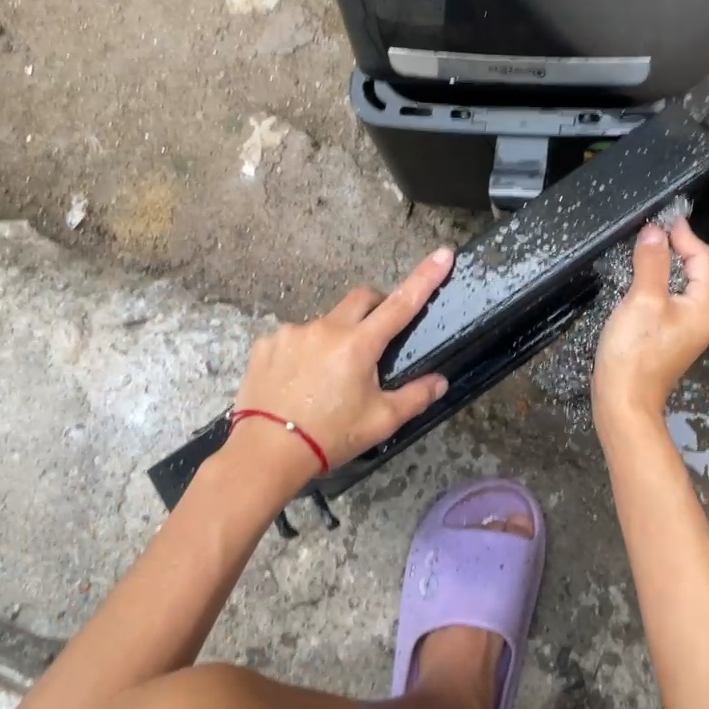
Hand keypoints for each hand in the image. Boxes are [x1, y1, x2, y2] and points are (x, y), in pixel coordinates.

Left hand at [229, 248, 453, 476]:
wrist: (265, 453)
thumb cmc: (329, 437)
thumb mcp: (380, 422)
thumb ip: (415, 397)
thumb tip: (439, 381)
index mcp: (358, 345)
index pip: (401, 303)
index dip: (425, 278)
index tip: (443, 254)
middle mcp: (326, 329)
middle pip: (361, 299)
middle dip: (375, 308)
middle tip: (377, 339)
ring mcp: (292, 333)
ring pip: (325, 323)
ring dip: (335, 338)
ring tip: (327, 378)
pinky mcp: (266, 344)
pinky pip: (293, 338)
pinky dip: (303, 352)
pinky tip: (299, 382)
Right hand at [593, 217, 708, 427]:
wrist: (623, 401)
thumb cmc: (635, 353)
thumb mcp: (642, 300)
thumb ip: (651, 262)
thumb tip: (655, 231)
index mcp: (705, 306)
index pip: (703, 258)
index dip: (684, 235)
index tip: (661, 219)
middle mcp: (704, 316)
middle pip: (697, 269)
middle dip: (675, 247)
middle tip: (650, 231)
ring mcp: (689, 327)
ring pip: (682, 284)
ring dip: (665, 264)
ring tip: (643, 248)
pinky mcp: (672, 335)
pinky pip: (671, 299)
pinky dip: (658, 283)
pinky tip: (640, 278)